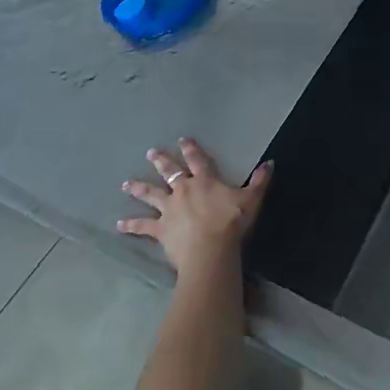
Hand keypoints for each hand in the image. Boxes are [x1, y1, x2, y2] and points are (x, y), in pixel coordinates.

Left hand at [119, 138, 272, 278]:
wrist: (210, 249)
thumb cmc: (232, 222)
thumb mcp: (252, 199)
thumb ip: (260, 180)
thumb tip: (270, 162)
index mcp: (204, 181)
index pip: (197, 160)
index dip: (191, 149)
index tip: (182, 139)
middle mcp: (183, 190)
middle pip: (169, 172)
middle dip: (160, 161)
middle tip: (151, 153)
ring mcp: (169, 209)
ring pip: (151, 195)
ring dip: (138, 189)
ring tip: (126, 184)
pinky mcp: (160, 229)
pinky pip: (143, 226)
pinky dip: (131, 225)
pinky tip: (120, 224)